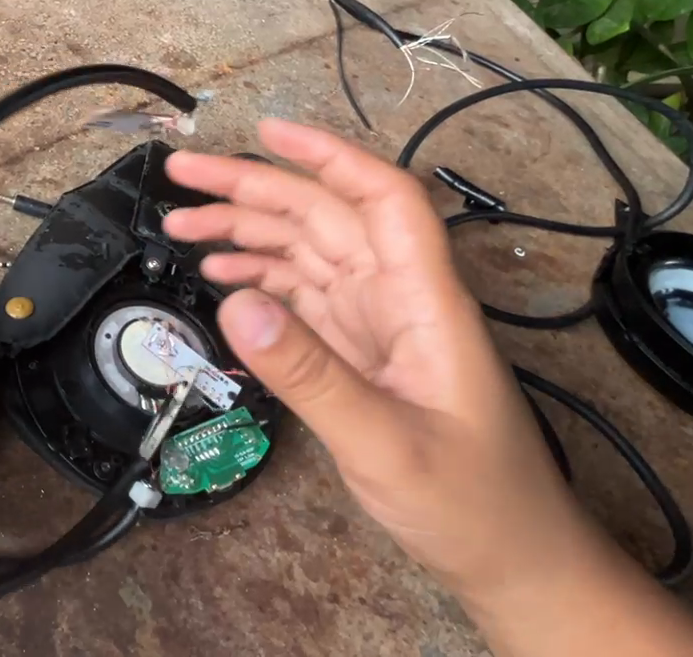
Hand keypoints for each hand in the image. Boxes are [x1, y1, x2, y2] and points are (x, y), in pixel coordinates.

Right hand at [161, 119, 598, 602]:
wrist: (513, 560)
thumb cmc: (470, 503)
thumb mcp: (385, 446)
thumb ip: (309, 374)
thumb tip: (233, 301)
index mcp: (422, 301)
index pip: (382, 201)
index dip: (328, 157)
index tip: (265, 132)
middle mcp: (395, 295)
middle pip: (322, 215)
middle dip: (250, 187)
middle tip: (179, 175)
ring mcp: (373, 319)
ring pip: (301, 248)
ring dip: (241, 229)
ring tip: (178, 225)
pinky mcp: (353, 345)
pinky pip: (297, 290)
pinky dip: (254, 274)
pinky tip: (217, 274)